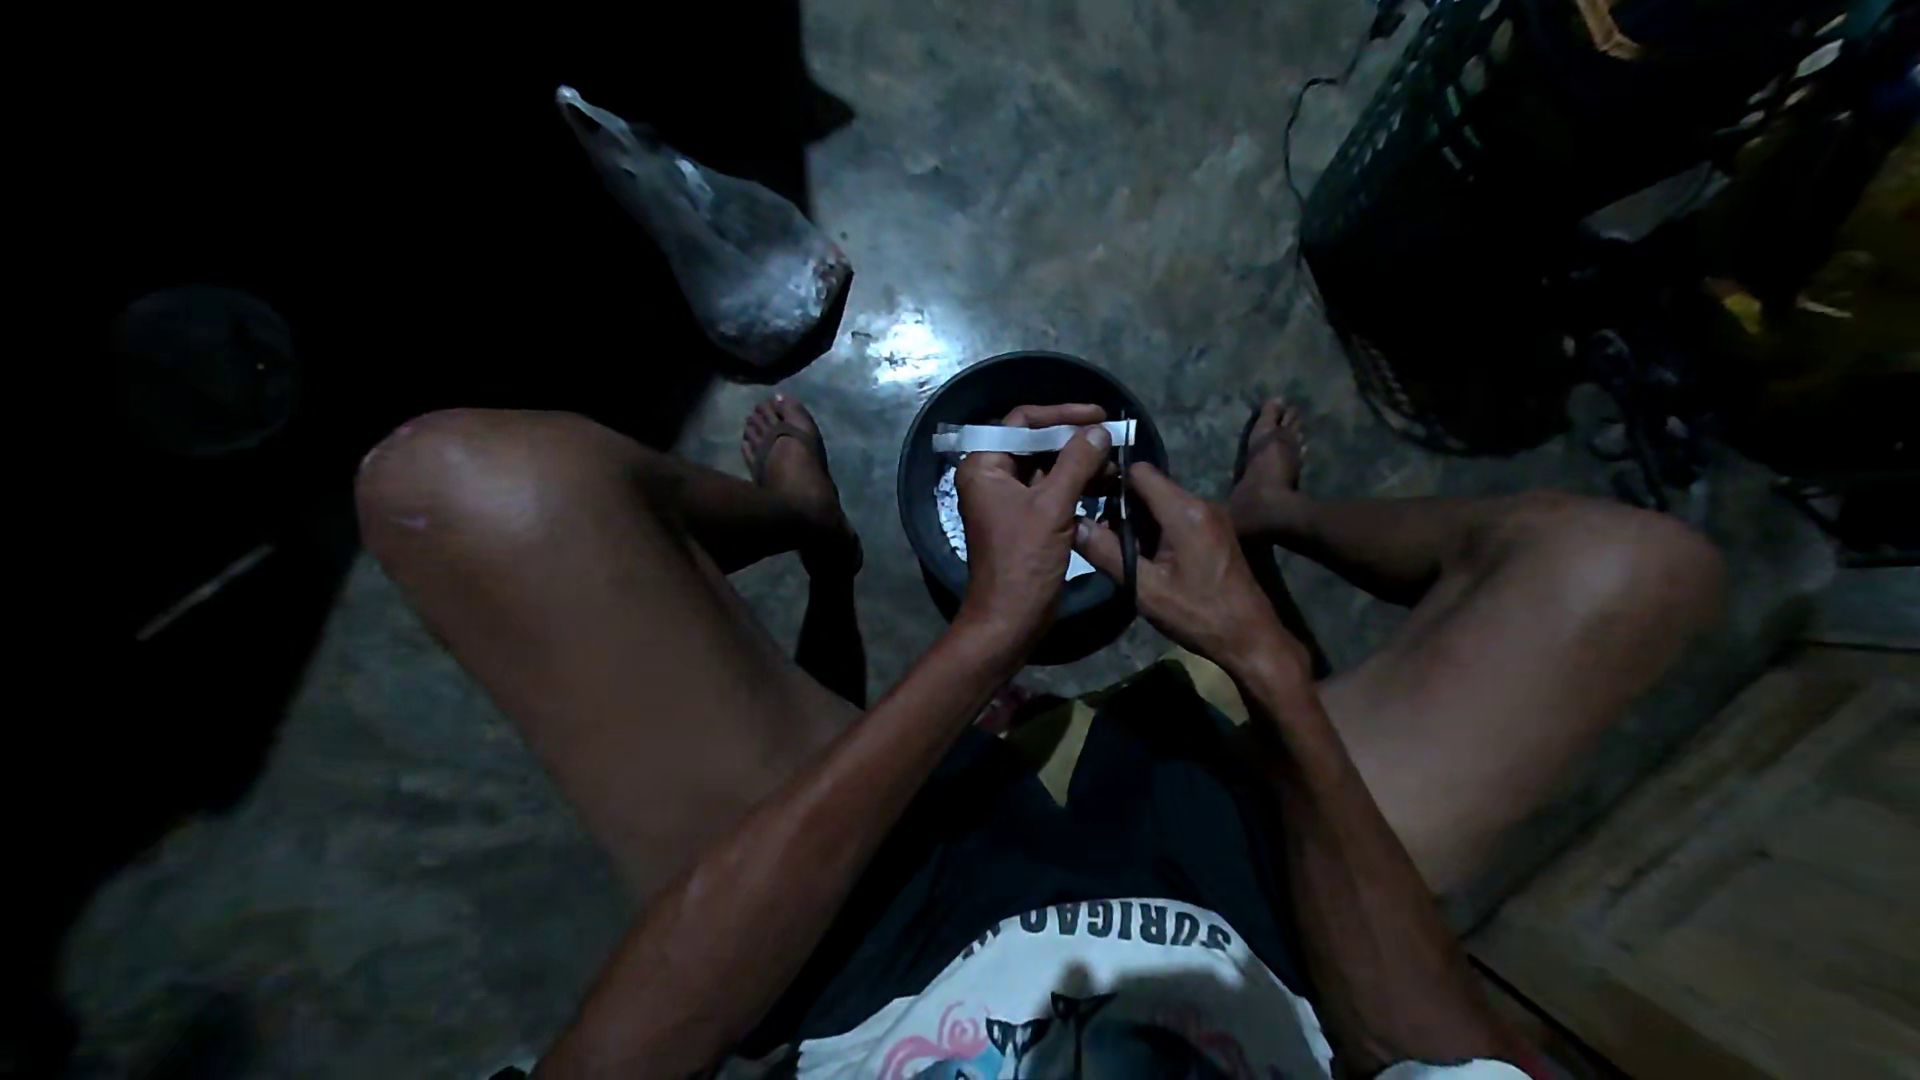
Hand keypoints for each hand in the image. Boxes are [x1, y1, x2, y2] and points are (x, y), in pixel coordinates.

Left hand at [955, 404, 1112, 654]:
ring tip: (1117, 469)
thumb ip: (1076, 463)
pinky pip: (1053, 491)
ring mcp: (1010, 500)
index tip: (1098, 416)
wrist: (1011, 618)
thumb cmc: (1024, 560)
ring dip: (1081, 465)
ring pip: (1049, 468)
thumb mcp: (1052, 506)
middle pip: (1036, 443)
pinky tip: (1108, 488)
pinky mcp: (1027, 520)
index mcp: (984, 466)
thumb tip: (1099, 431)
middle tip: (1114, 442)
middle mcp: (993, 478)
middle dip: (1076, 442)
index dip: (1061, 415)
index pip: (1021, 422)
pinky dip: (1078, 487)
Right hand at [1074, 463, 1309, 678]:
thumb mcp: (1144, 588)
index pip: (1140, 472)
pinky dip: (1155, 530)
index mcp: (1185, 511)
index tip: (1089, 501)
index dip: (1111, 481)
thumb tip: (1074, 524)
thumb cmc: (1197, 614)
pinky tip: (1144, 558)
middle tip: (1098, 534)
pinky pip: (1175, 517)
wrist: (1250, 638)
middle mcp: (1201, 504)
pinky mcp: (1215, 532)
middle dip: (1121, 506)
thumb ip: (1107, 552)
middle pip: (1150, 487)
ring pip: (1161, 503)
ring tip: (1117, 550)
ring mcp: (1211, 517)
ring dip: (1137, 521)